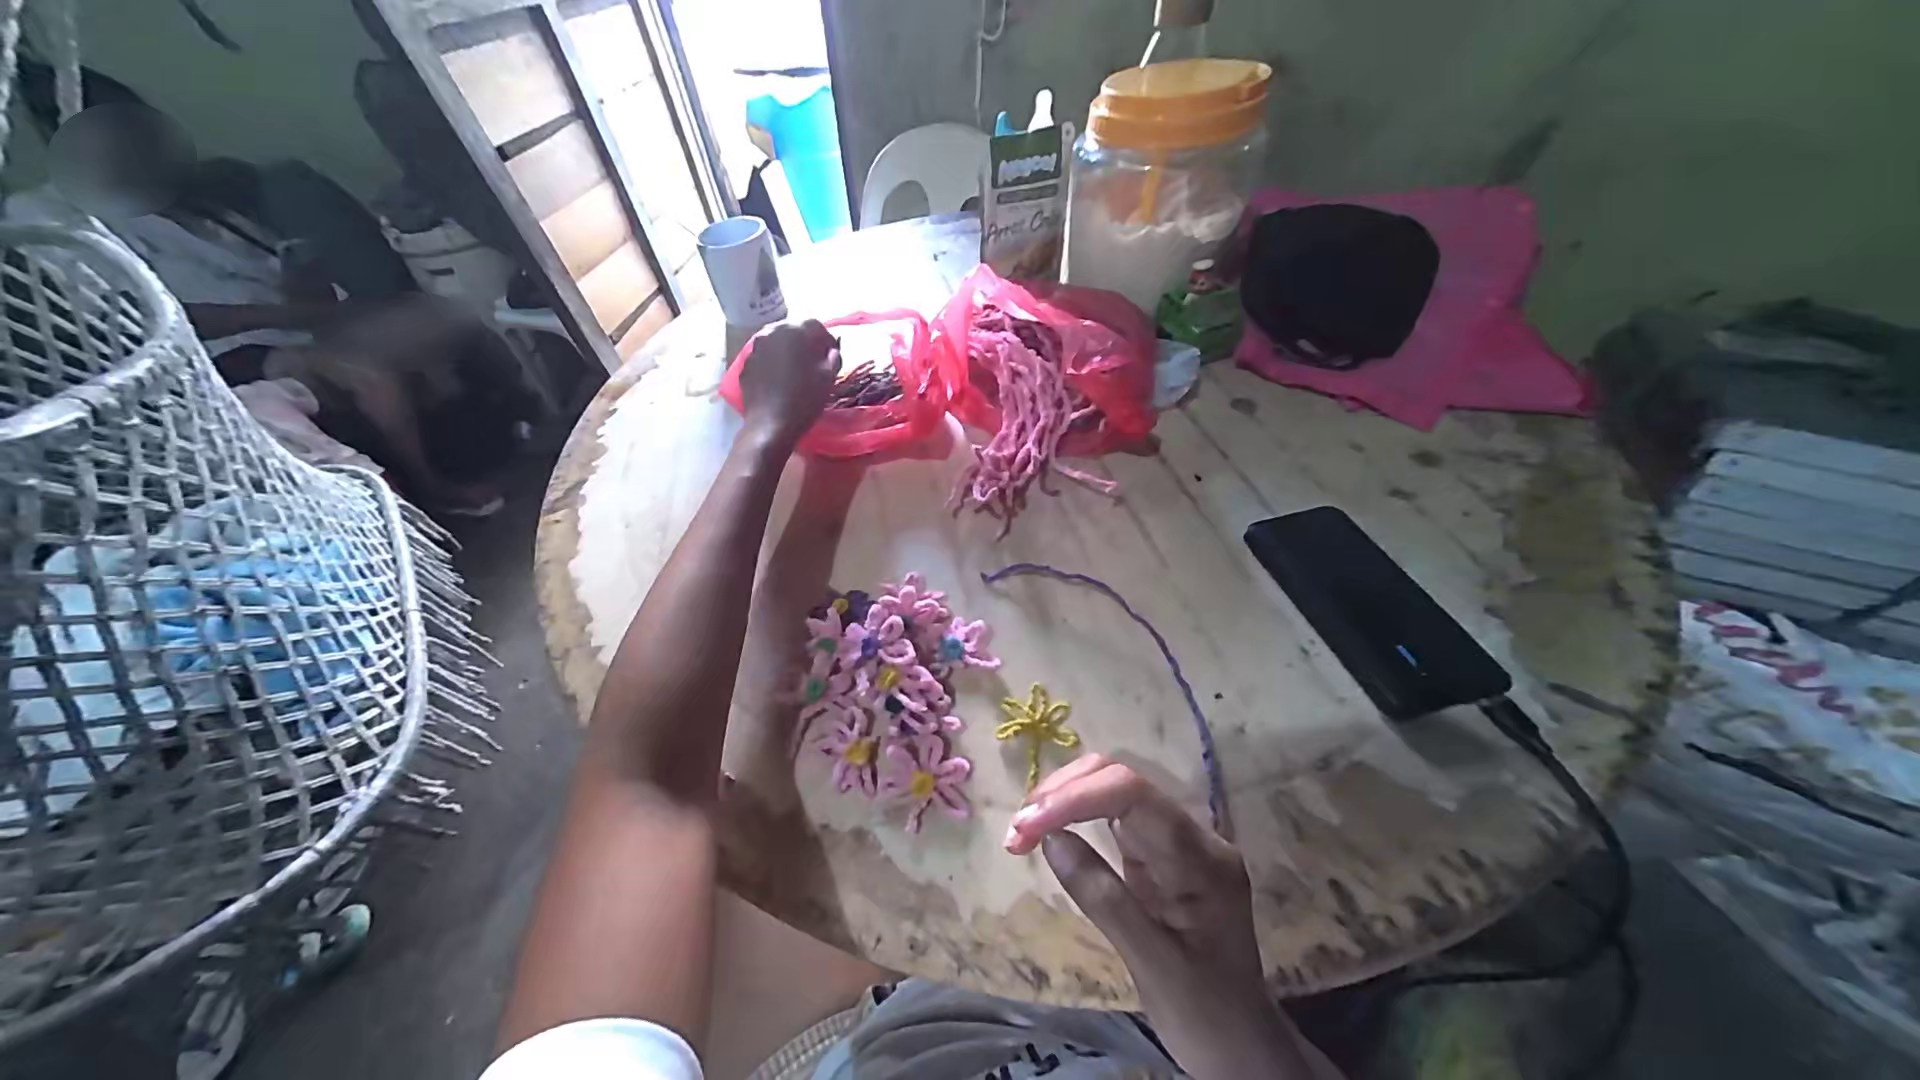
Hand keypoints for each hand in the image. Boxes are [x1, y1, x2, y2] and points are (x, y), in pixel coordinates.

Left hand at [739, 320, 838, 449]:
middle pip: (793, 330)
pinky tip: (780, 381)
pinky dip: (774, 364)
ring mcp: (755, 348)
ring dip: (788, 352)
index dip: (826, 339)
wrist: (771, 424)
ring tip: (797, 370)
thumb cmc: (805, 399)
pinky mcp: (746, 365)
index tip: (832, 354)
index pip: (815, 325)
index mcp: (795, 330)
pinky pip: (765, 358)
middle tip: (815, 361)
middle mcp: (771, 332)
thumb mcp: (828, 377)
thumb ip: (833, 357)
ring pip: (777, 343)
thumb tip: (831, 351)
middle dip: (805, 342)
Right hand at [1004, 756, 1339, 1079]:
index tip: (1026, 826)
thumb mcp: (1152, 965)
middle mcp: (1191, 834)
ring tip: (1022, 830)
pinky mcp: (1159, 852)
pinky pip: (1113, 815)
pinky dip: (1074, 816)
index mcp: (1201, 857)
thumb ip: (1103, 898)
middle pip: (1121, 780)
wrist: (1244, 1048)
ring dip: (1063, 800)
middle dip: (1064, 792)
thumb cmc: (1206, 1015)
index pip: (1133, 795)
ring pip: (1113, 790)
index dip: (1074, 797)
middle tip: (1017, 831)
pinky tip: (1049, 831)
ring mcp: (1175, 840)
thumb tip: (1049, 838)